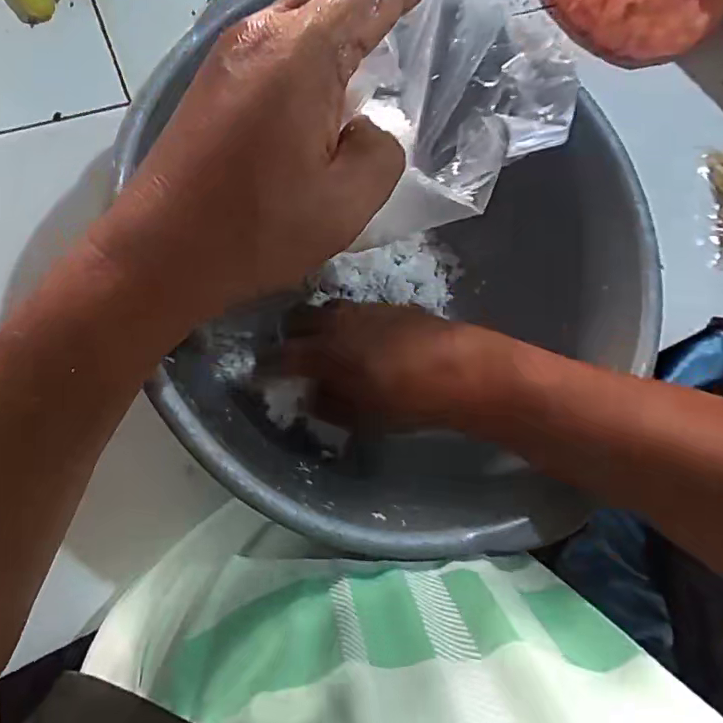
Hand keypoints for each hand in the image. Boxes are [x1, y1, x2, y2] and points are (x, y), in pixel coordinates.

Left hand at [88, 0, 455, 324]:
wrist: (158, 250)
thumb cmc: (253, 231)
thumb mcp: (345, 203)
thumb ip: (380, 150)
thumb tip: (365, 124)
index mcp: (300, 56)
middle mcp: (262, 37)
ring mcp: (228, 54)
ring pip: (299, 2)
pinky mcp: (213, 79)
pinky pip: (276, 31)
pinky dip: (312, 21)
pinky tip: (326, 37)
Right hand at [280, 302, 509, 427]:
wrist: (463, 369)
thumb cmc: (406, 401)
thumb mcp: (360, 417)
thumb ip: (327, 403)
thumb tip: (310, 393)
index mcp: (321, 351)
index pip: (280, 355)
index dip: (266, 365)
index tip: (259, 372)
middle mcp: (334, 322)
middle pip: (296, 320)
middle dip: (288, 335)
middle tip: (291, 354)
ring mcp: (362, 309)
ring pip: (325, 311)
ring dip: (318, 325)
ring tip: (325, 344)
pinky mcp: (388, 305)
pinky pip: (353, 311)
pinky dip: (346, 323)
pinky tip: (361, 339)